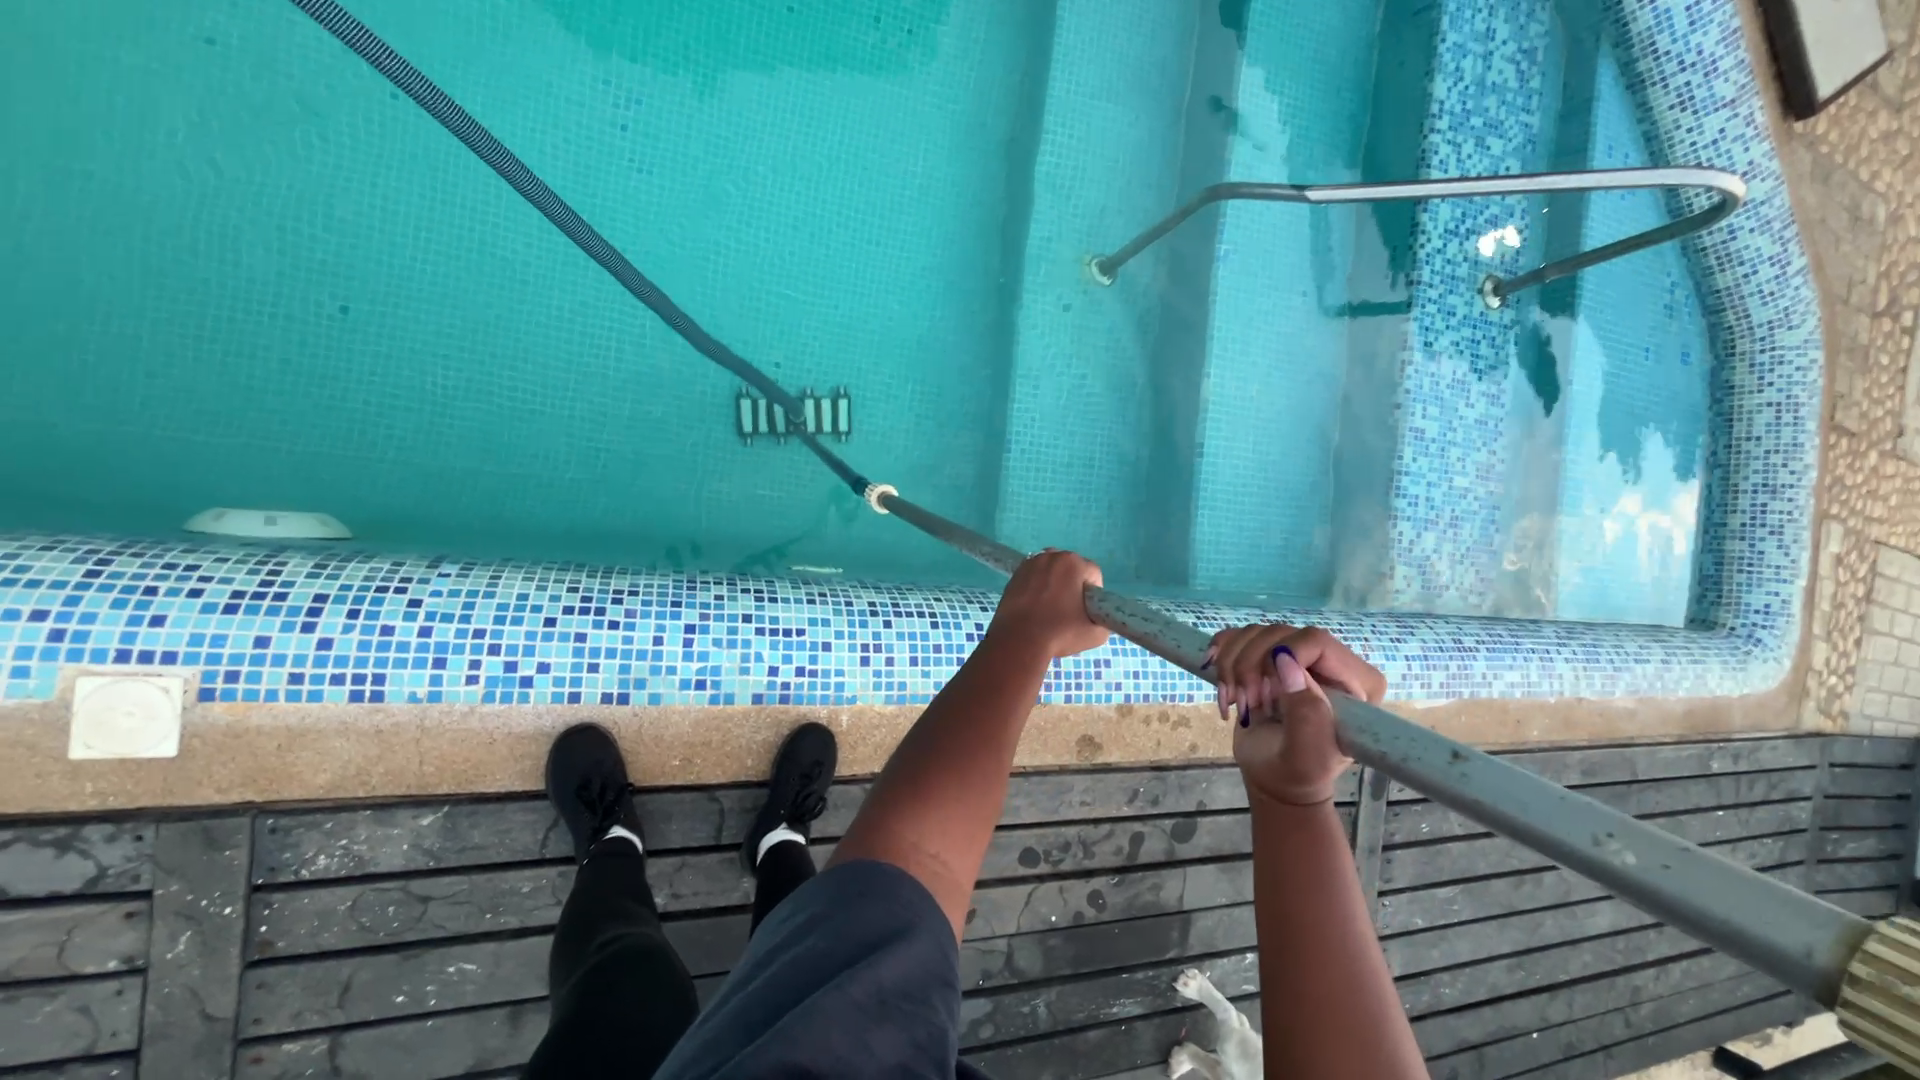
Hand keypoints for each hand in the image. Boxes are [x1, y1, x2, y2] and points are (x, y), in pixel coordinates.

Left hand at [987, 550, 1108, 658]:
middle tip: (1069, 611)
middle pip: (1071, 569)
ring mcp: (1029, 564)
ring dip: (1055, 584)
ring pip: (1051, 572)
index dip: (1094, 594)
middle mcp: (1051, 555)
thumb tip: (1098, 619)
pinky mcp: (1014, 575)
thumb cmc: (1059, 633)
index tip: (1087, 612)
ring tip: (1050, 609)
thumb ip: (1105, 622)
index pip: (1093, 574)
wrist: (1018, 641)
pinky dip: (1037, 588)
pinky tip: (1035, 607)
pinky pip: (1033, 578)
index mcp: (1073, 562)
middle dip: (1073, 586)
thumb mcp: (1096, 634)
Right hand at [1207, 624, 1385, 804]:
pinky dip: (1221, 657)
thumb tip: (1285, 661)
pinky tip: (1222, 685)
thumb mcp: (1307, 754)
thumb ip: (1305, 712)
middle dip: (1251, 668)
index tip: (1266, 692)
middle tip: (1246, 704)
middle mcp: (1329, 662)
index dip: (1282, 656)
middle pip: (1278, 634)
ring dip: (1232, 668)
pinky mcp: (1267, 657)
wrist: (1274, 776)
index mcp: (1355, 682)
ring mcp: (1296, 656)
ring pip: (1253, 634)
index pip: (1316, 641)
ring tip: (1234, 702)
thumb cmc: (1298, 773)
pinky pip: (1237, 637)